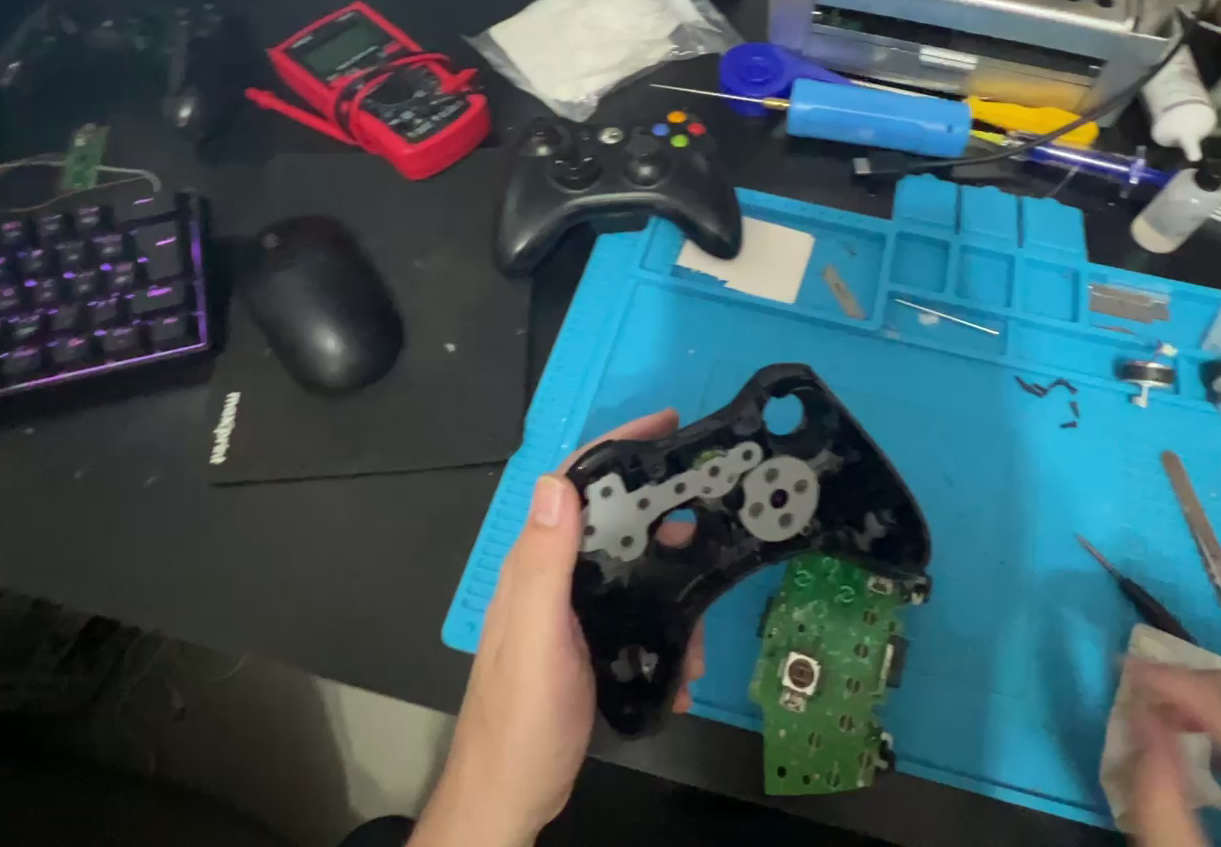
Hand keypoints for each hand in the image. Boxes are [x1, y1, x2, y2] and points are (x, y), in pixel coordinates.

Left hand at [411, 410, 704, 846]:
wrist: (512, 795)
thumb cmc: (521, 719)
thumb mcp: (534, 639)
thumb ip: (542, 564)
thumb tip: (558, 484)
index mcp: (537, 563)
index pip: (575, 483)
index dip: (617, 446)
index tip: (666, 424)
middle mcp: (555, 575)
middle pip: (611, 517)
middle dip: (660, 509)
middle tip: (708, 510)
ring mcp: (575, 608)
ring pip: (633, 564)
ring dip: (672, 575)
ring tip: (704, 604)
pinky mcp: (594, 639)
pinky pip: (639, 609)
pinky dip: (668, 621)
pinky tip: (687, 652)